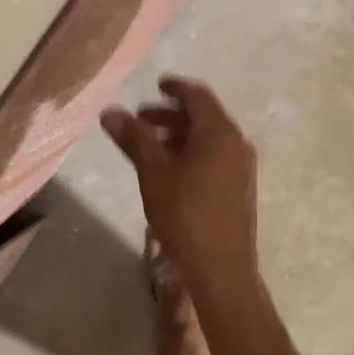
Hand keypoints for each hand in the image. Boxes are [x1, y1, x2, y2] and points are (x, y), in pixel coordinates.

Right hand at [101, 76, 258, 296]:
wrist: (222, 269)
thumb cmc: (186, 215)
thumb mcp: (153, 174)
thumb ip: (134, 139)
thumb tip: (110, 111)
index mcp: (219, 133)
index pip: (197, 96)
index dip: (175, 88)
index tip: (155, 86)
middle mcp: (237, 144)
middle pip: (204, 117)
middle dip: (172, 115)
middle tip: (142, 120)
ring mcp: (243, 169)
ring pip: (210, 140)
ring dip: (181, 137)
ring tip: (151, 149)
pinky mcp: (240, 191)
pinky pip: (216, 159)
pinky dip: (193, 155)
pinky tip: (172, 174)